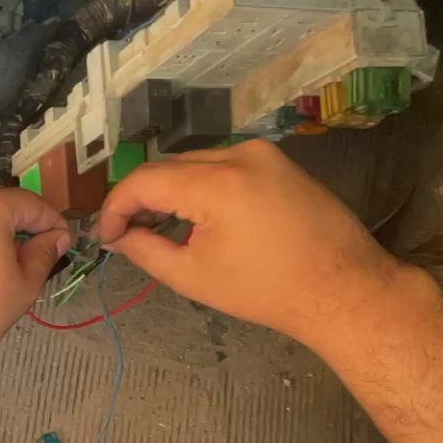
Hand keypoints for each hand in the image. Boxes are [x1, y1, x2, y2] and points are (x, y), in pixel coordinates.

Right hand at [96, 140, 411, 341]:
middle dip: (137, 199)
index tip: (104, 237)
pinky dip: (193, 188)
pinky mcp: (275, 162)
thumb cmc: (261, 289)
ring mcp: (260, 154)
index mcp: (216, 182)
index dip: (114, 207)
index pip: (143, 180)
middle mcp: (238, 154)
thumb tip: (114, 237)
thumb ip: (143, 249)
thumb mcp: (190, 275)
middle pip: (165, 166)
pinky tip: (189, 218)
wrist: (338, 286)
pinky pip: (218, 166)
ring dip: (164, 192)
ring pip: (190, 163)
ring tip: (154, 229)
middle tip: (124, 236)